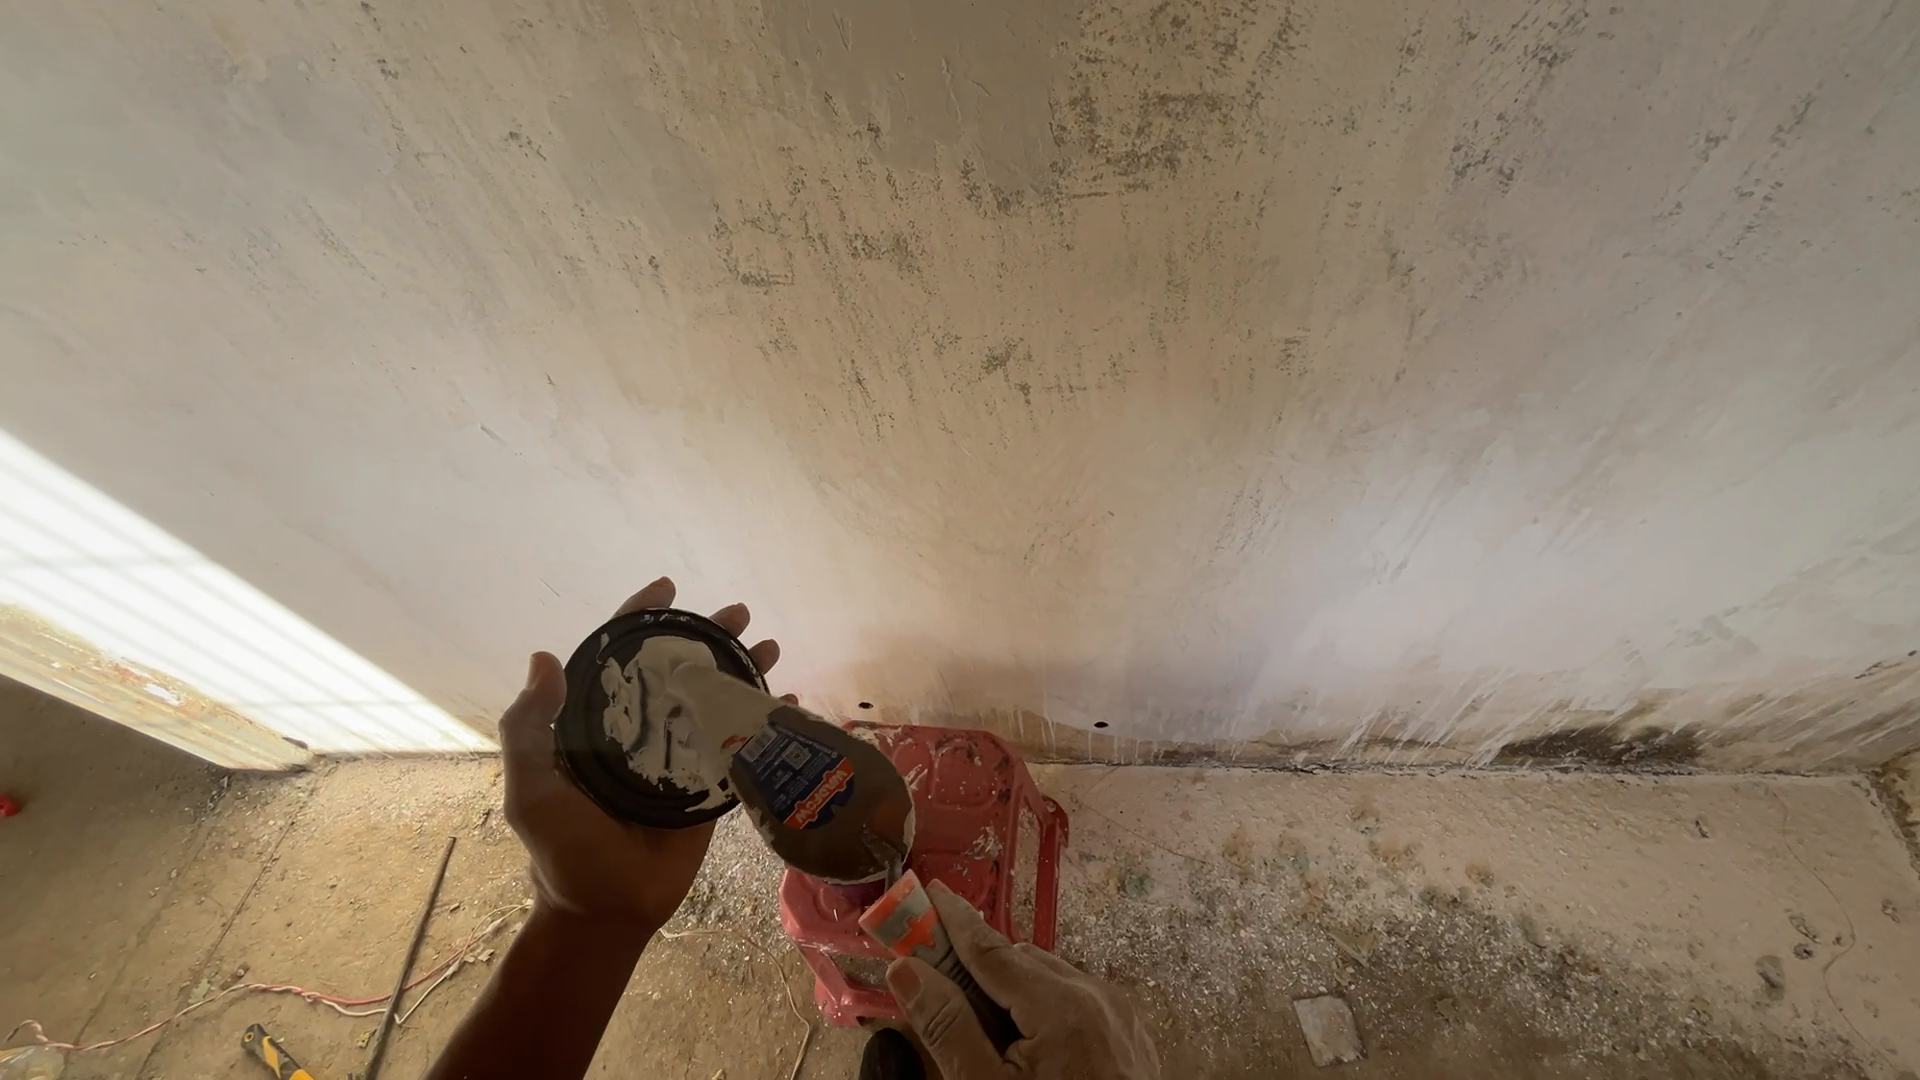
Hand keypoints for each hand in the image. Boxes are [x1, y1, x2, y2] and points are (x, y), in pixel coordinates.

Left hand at [497, 576, 783, 936]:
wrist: (609, 910)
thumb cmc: (565, 851)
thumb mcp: (533, 791)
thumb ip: (530, 731)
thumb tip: (545, 657)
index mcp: (602, 723)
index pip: (621, 656)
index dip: (642, 616)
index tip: (667, 586)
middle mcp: (645, 727)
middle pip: (681, 667)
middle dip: (709, 635)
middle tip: (738, 614)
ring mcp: (682, 752)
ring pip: (716, 696)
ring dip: (744, 667)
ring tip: (770, 646)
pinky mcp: (712, 780)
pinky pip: (742, 741)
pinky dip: (767, 719)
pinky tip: (788, 701)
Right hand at [886, 882, 1160, 1078]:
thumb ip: (948, 1027)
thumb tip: (906, 969)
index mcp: (1061, 1005)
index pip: (992, 948)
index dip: (955, 920)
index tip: (930, 889)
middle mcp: (1095, 994)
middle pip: (1022, 961)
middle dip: (983, 970)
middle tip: (947, 987)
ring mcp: (1118, 1012)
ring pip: (1051, 976)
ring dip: (1017, 990)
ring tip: (995, 1036)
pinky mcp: (1131, 1032)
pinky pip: (1079, 997)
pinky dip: (1049, 1007)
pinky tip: (1034, 1046)